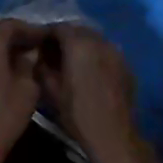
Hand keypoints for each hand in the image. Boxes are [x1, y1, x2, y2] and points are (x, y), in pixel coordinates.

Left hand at [0, 19, 45, 162]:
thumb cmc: (6, 111)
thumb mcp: (28, 85)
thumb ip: (30, 62)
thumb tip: (32, 51)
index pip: (10, 25)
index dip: (30, 29)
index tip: (46, 37)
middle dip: (18, 36)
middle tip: (39, 45)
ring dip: (8, 47)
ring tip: (29, 56)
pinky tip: (13, 68)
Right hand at [36, 25, 150, 162]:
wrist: (113, 135)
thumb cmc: (77, 113)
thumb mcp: (51, 91)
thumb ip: (42, 67)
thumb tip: (38, 57)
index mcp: (79, 45)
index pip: (59, 27)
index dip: (46, 34)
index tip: (37, 46)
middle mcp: (100, 42)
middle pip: (78, 30)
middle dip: (64, 38)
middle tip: (51, 53)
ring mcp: (116, 52)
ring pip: (94, 39)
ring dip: (80, 45)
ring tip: (69, 62)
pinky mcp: (126, 65)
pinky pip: (106, 51)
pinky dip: (94, 54)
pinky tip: (88, 71)